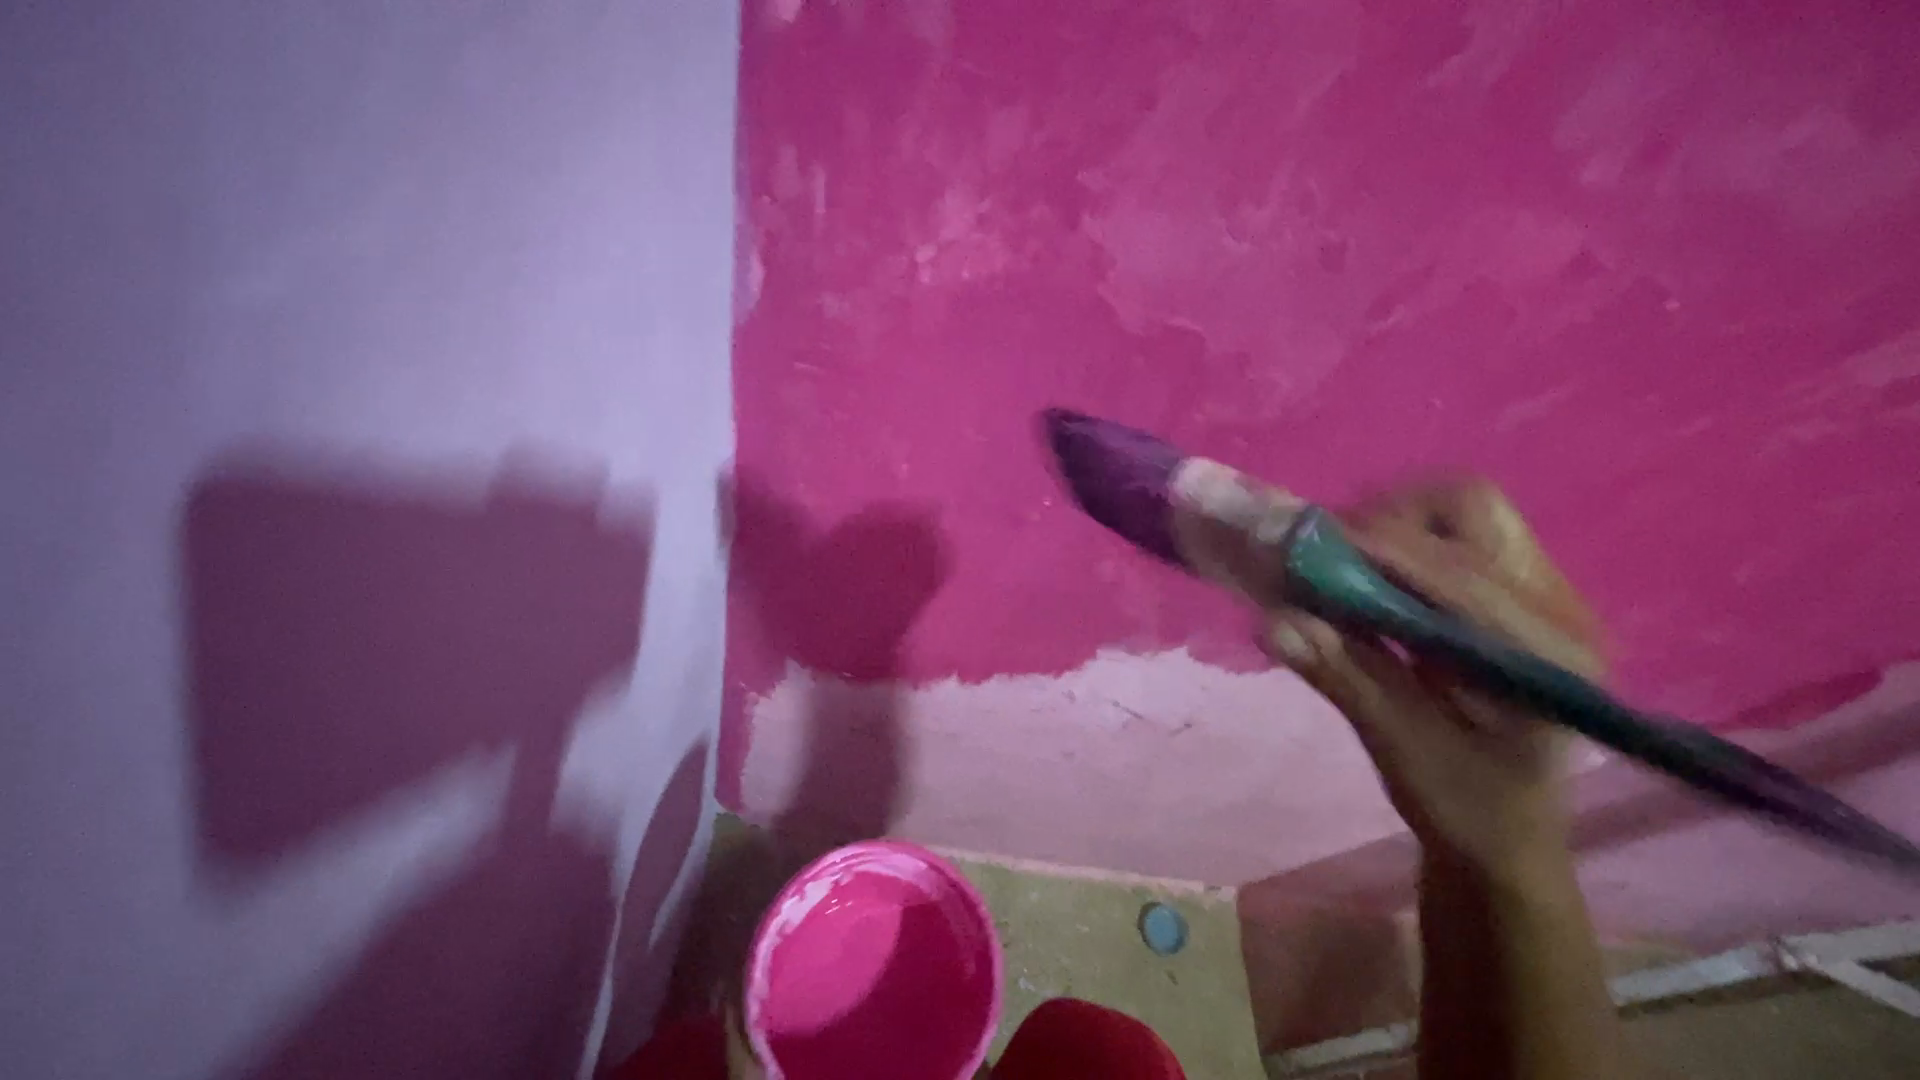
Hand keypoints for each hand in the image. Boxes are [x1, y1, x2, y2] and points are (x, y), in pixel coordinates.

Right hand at [1262, 479, 1604, 877]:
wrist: (1508, 837)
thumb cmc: (1463, 807)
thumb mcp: (1400, 750)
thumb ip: (1343, 676)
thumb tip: (1272, 619)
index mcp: (1545, 656)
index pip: (1459, 572)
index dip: (1379, 549)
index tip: (1303, 544)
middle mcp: (1558, 609)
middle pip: (1472, 508)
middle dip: (1389, 517)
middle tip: (1329, 556)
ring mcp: (1543, 596)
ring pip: (1463, 513)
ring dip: (1392, 526)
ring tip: (1341, 566)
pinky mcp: (1516, 594)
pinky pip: (1455, 536)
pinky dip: (1400, 543)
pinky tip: (1366, 581)